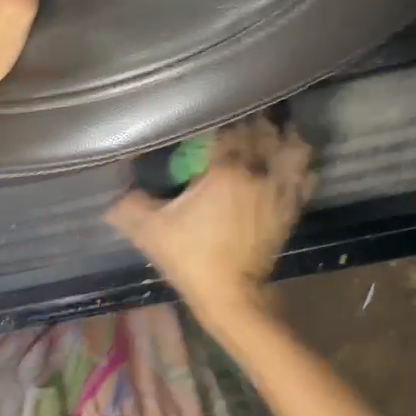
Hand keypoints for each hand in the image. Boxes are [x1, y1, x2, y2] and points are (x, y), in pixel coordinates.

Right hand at [107, 118, 316, 318]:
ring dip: (283, 136)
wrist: (232, 297)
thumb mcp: (151, 232)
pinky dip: (299, 165)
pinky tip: (289, 164)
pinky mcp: (292, 209)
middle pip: (264, 130)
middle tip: (239, 119)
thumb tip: (111, 195)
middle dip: (254, 121)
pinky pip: (305, 176)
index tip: (212, 119)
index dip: (222, 120)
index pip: (229, 128)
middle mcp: (259, 172)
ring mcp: (280, 190)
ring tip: (271, 133)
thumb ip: (129, 206)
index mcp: (225, 169)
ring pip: (293, 148)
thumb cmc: (192, 260)